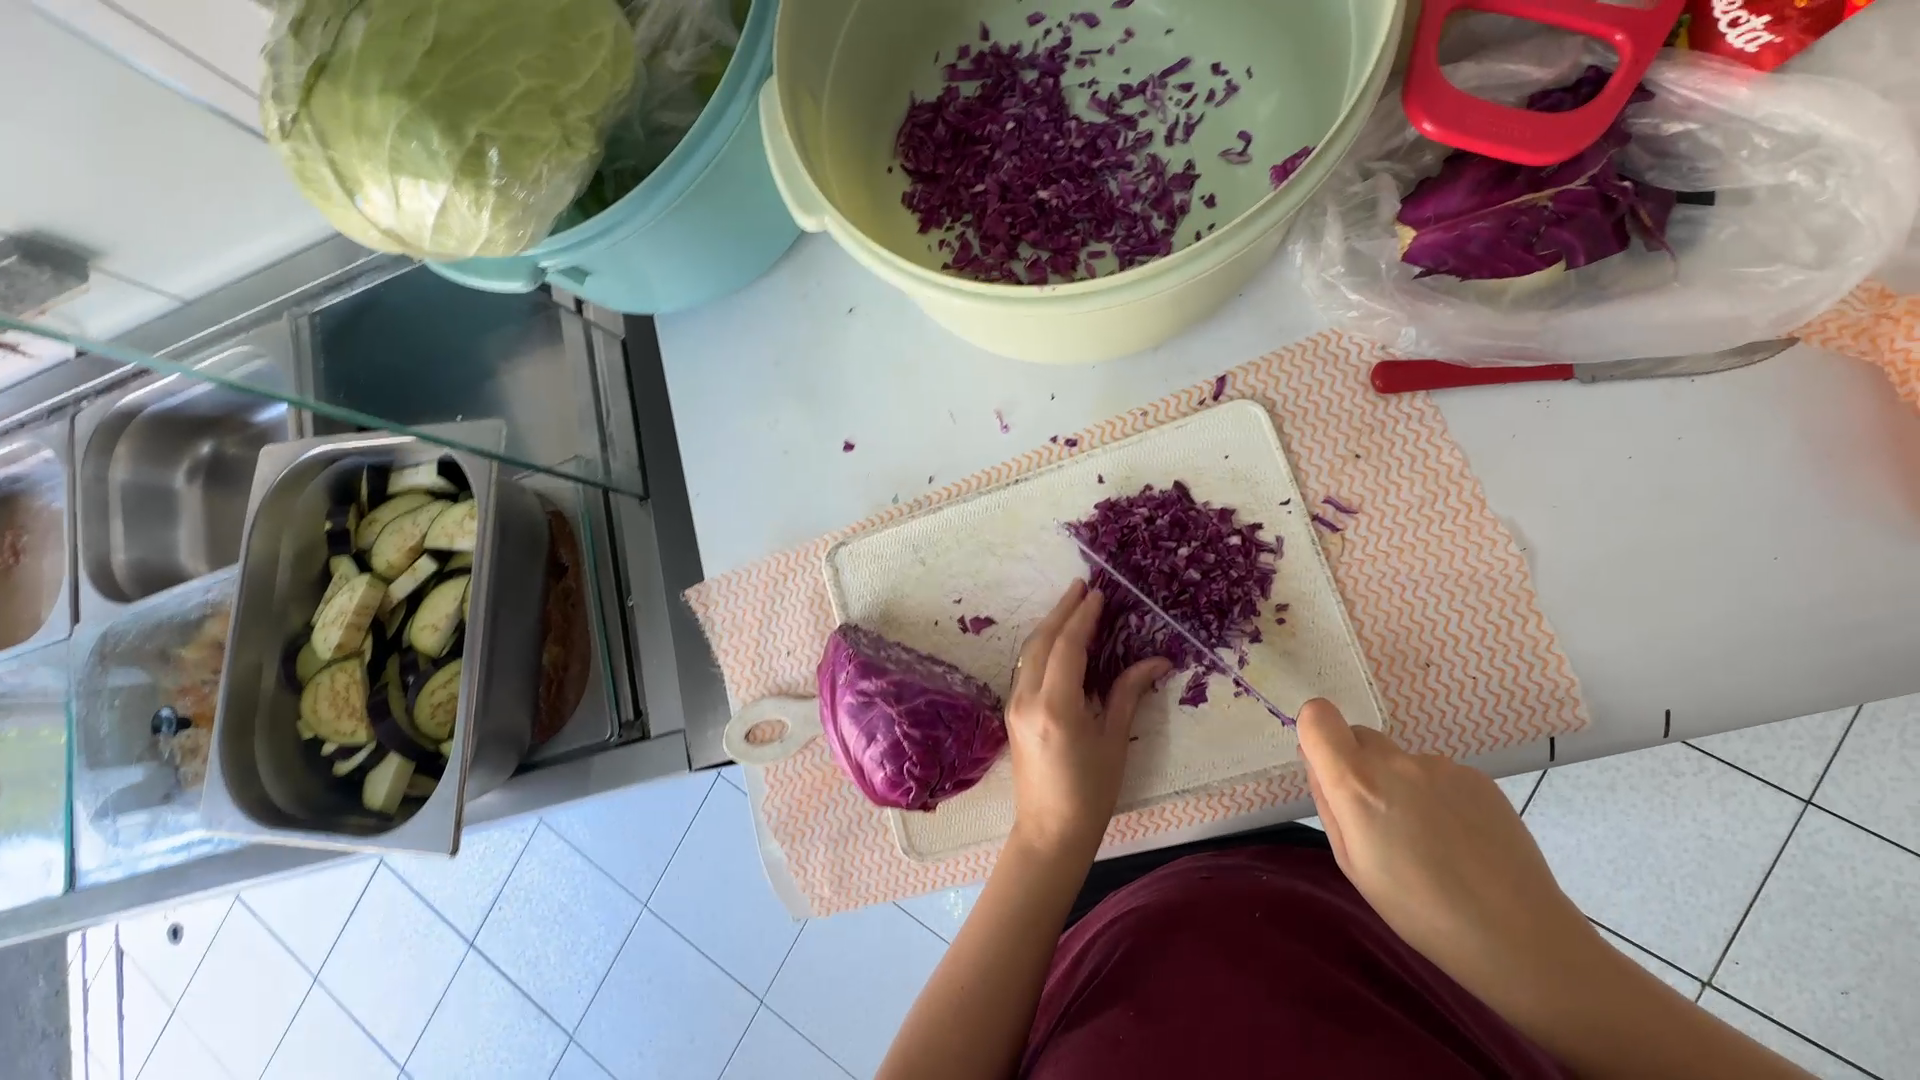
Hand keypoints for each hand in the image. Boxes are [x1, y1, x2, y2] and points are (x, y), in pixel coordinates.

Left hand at [1005, 580, 1170, 858]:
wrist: (1050, 831)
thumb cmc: (1090, 792)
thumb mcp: (1114, 742)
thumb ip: (1127, 694)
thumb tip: (1156, 660)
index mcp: (1056, 706)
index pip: (1068, 647)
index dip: (1083, 617)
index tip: (1097, 594)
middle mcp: (1028, 699)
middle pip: (1042, 642)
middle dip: (1062, 611)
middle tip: (1081, 586)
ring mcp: (1015, 706)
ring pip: (1028, 653)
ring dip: (1049, 626)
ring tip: (1071, 605)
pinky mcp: (1013, 713)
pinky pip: (1025, 668)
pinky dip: (1041, 647)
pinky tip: (1057, 641)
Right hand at [1295, 699, 1600, 1006]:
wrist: (1515, 931)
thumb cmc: (1417, 909)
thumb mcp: (1351, 863)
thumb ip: (1328, 804)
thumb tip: (1319, 764)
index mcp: (1356, 783)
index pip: (1318, 716)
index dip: (1315, 734)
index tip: (1326, 766)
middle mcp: (1396, 761)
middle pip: (1359, 737)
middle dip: (1357, 765)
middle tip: (1377, 818)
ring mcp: (1441, 766)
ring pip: (1400, 761)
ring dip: (1401, 786)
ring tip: (1428, 840)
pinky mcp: (1478, 776)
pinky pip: (1438, 776)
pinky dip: (1437, 797)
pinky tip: (1457, 839)